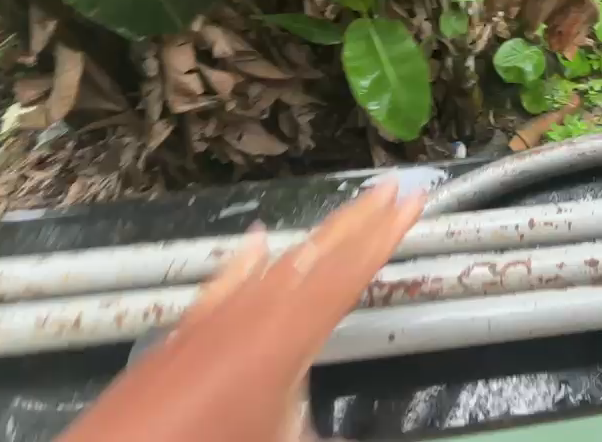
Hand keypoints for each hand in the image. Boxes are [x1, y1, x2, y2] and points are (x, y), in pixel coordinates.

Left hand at [61, 178, 424, 441]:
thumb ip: (323, 433)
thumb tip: (351, 432)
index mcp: (287, 334)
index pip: (349, 271)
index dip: (386, 234)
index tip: (415, 199)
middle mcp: (255, 312)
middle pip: (319, 252)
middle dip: (360, 217)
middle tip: (396, 185)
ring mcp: (216, 318)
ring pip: (279, 262)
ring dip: (320, 236)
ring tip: (351, 211)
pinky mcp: (186, 335)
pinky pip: (228, 282)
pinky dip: (248, 261)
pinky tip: (258, 242)